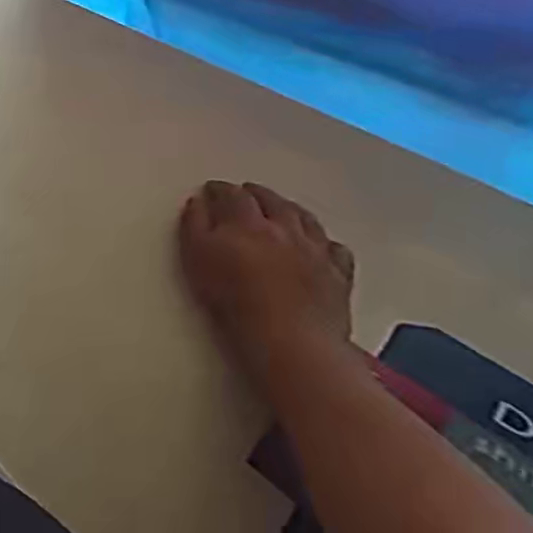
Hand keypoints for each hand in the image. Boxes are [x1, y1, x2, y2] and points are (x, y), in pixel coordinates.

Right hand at [179, 181, 355, 392]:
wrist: (289, 343)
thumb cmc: (234, 301)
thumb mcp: (196, 259)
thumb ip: (194, 225)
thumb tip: (198, 203)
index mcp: (246, 222)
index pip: (232, 194)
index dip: (219, 190)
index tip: (211, 190)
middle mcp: (283, 229)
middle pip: (270, 200)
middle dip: (255, 193)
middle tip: (245, 192)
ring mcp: (315, 251)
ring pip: (305, 219)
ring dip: (290, 209)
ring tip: (281, 208)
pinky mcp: (338, 277)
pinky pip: (335, 249)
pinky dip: (324, 242)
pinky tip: (318, 245)